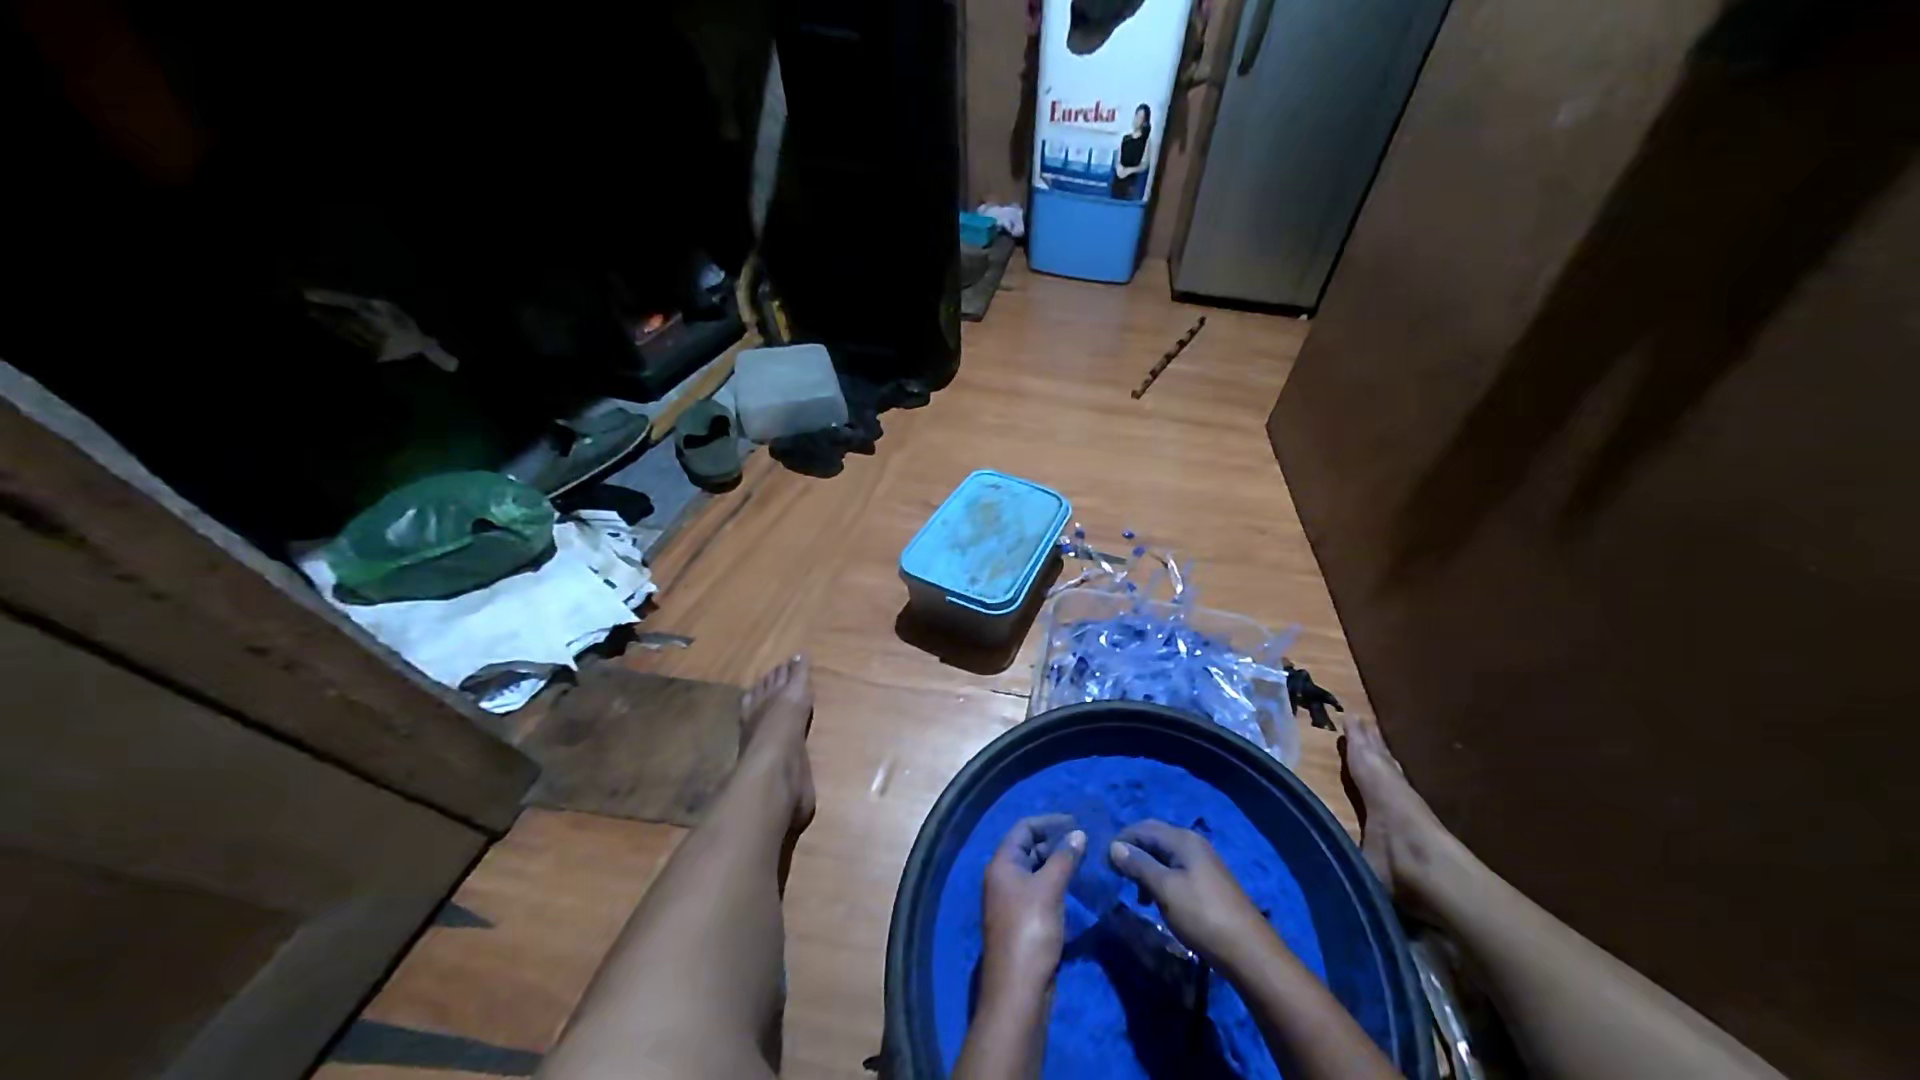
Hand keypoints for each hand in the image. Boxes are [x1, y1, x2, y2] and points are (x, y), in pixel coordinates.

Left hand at [981, 815, 1084, 995]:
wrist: (1019, 988)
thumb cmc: (1031, 930)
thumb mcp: (1049, 888)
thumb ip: (1064, 858)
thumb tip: (1078, 833)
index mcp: (1002, 864)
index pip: (1024, 829)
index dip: (1049, 822)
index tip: (1076, 822)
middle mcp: (1003, 878)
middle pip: (1029, 849)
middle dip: (1056, 842)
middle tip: (1085, 843)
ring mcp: (1012, 901)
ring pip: (1036, 871)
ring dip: (1058, 864)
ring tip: (1086, 862)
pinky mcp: (1024, 921)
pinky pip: (1041, 892)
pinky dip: (1057, 885)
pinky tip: (1077, 888)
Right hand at [1109, 820, 1272, 967]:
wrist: (1248, 952)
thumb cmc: (1202, 916)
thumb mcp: (1165, 889)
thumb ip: (1138, 865)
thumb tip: (1115, 846)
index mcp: (1183, 840)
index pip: (1143, 827)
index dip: (1121, 840)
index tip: (1104, 863)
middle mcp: (1193, 844)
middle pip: (1154, 838)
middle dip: (1133, 852)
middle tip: (1116, 875)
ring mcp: (1202, 864)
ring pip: (1164, 856)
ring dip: (1145, 869)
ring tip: (1135, 894)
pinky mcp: (1207, 883)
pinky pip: (1175, 871)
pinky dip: (1159, 880)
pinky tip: (1155, 901)